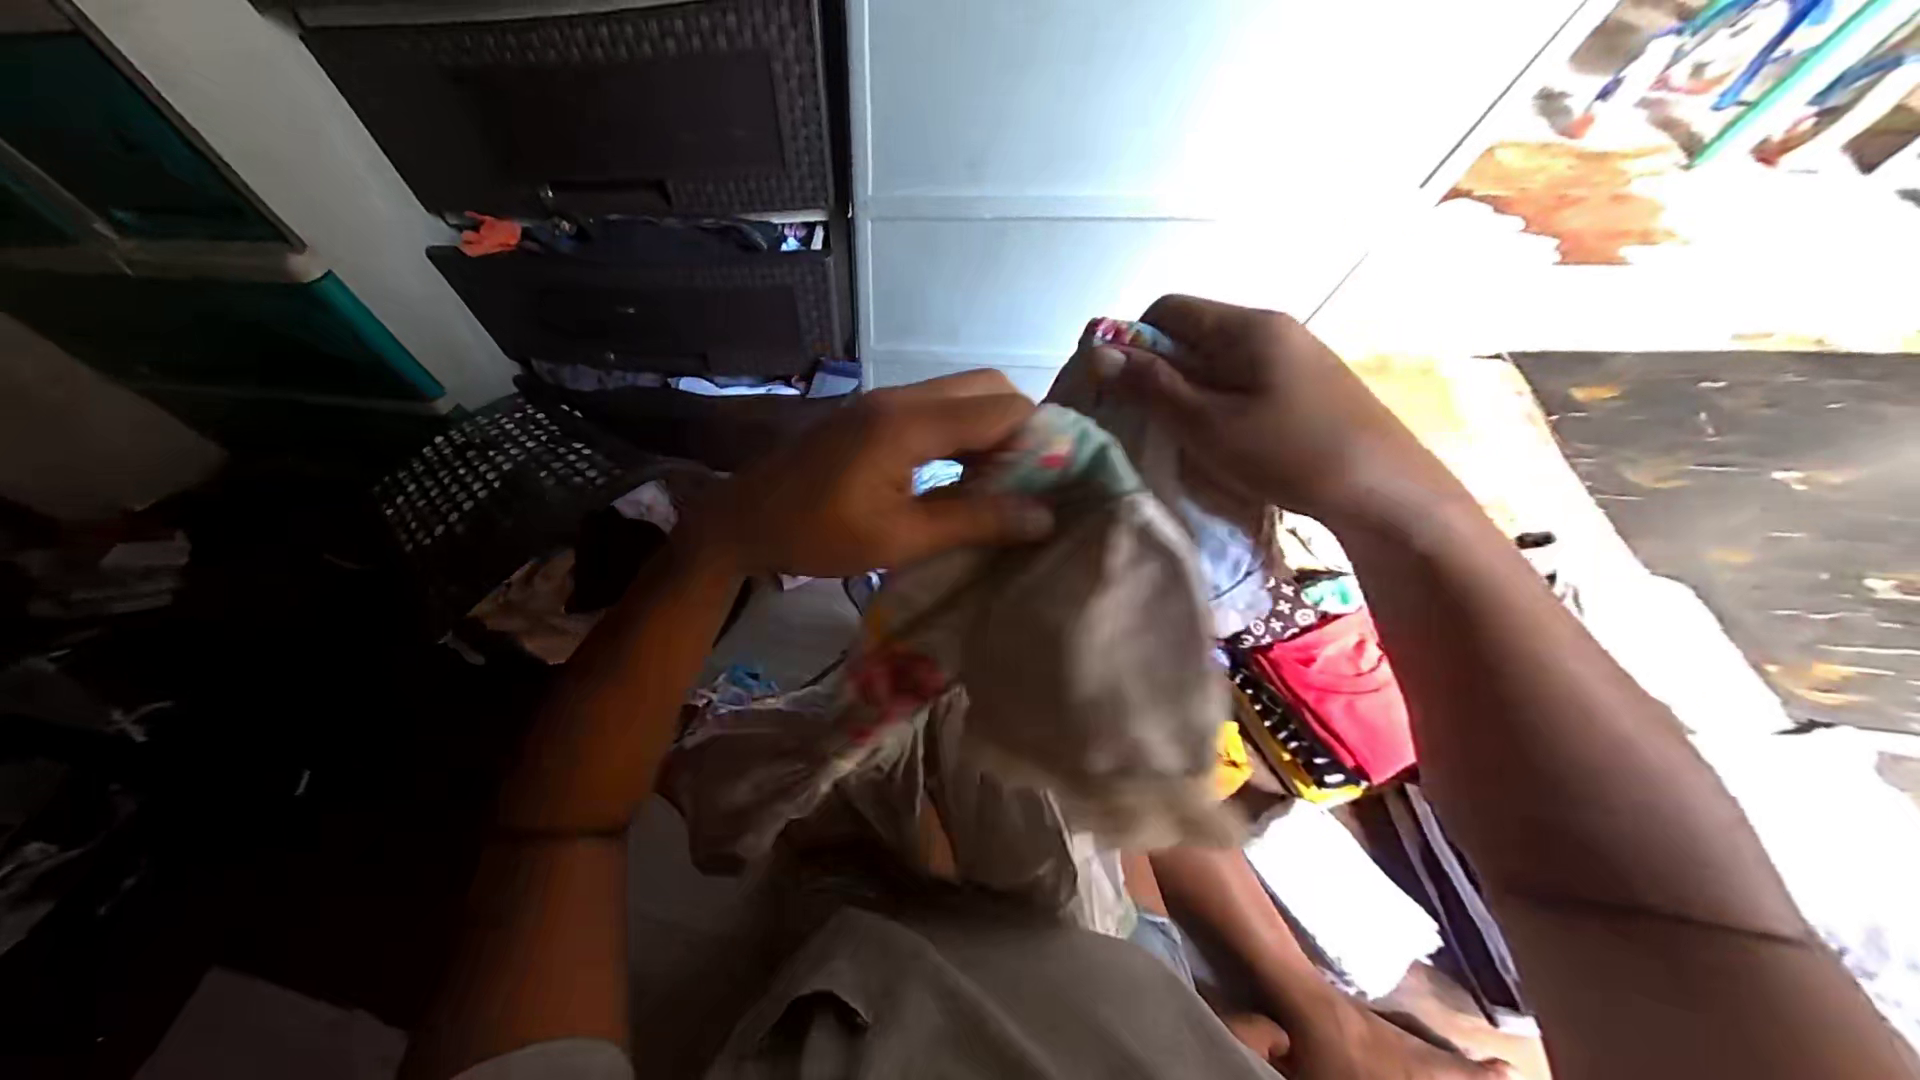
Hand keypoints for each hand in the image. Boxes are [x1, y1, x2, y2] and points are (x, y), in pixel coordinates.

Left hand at [689, 370, 1054, 575]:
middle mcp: (901, 397)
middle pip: (988, 386)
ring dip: (990, 428)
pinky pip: (937, 407)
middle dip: (1019, 427)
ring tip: (998, 481)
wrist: (740, 519)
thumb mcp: (899, 539)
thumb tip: (1043, 518)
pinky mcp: (873, 412)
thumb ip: (973, 522)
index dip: (1038, 440)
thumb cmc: (816, 534)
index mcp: (908, 424)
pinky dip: (962, 432)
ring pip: (963, 393)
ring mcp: (884, 400)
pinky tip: (959, 473)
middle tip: (1025, 480)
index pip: (1002, 409)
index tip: (1052, 483)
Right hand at [1101, 295, 1471, 529]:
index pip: (1168, 308)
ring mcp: (1294, 355)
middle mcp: (1272, 327)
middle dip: (1160, 369)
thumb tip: (1100, 352)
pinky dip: (1219, 400)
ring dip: (1189, 388)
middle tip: (1148, 417)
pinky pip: (1244, 378)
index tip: (1122, 387)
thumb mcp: (1208, 424)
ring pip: (1218, 359)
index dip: (1134, 341)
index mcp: (1247, 325)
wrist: (1384, 491)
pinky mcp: (1306, 385)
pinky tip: (1225, 437)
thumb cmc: (1288, 453)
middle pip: (1194, 332)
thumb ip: (1153, 386)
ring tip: (1185, 432)